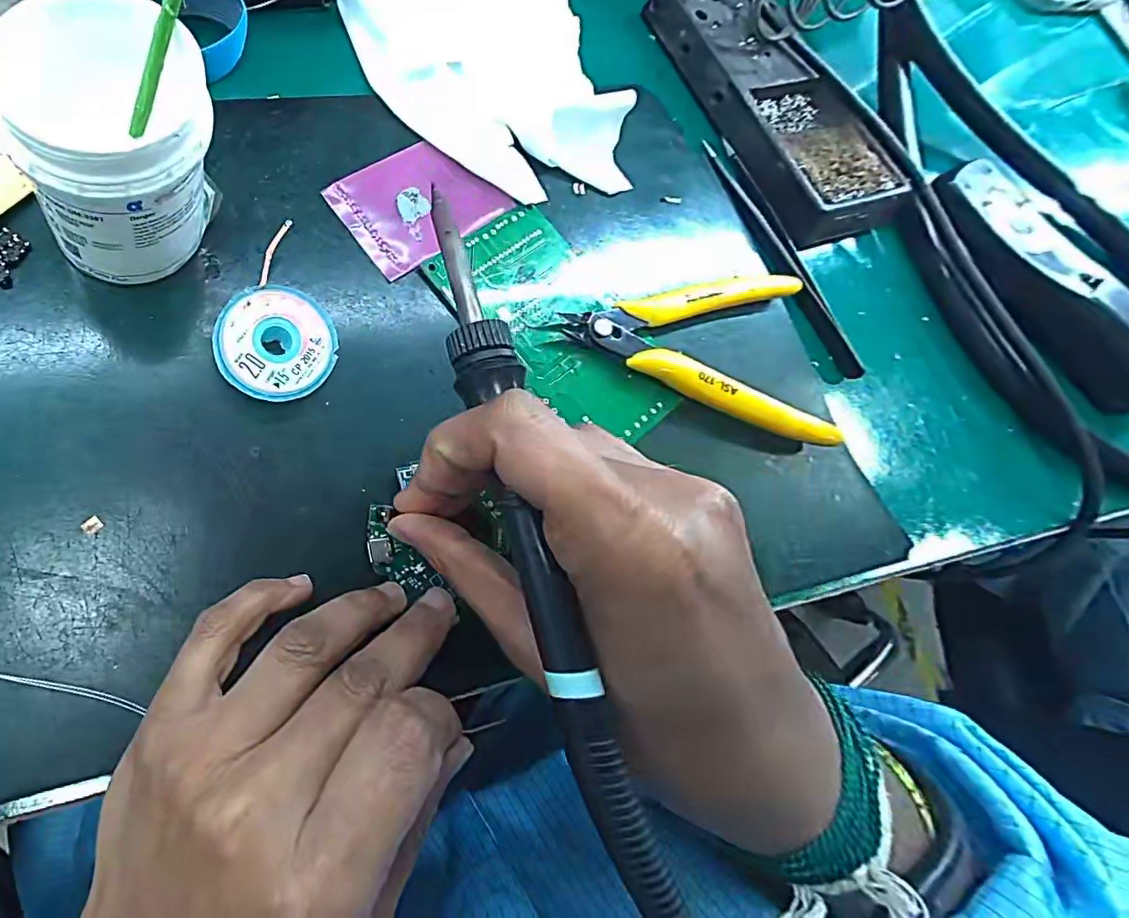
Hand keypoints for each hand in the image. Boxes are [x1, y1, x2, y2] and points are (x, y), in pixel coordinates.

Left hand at [85, 578, 470, 917]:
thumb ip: (403, 826)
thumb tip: (446, 731)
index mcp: (314, 877)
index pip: (398, 745)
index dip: (433, 709)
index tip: (442, 703)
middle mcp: (253, 802)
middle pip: (351, 689)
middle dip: (406, 639)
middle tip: (432, 609)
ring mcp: (197, 752)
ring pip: (292, 651)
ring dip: (348, 610)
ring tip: (384, 595)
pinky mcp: (158, 725)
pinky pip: (211, 636)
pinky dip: (255, 598)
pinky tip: (296, 586)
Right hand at [389, 390, 839, 855]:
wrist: (772, 752)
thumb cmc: (650, 726)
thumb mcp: (537, 654)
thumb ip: (468, 569)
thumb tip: (407, 523)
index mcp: (629, 537)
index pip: (517, 428)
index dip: (451, 446)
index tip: (421, 501)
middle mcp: (666, 491)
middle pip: (532, 425)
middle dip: (467, 460)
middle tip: (436, 514)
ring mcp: (688, 485)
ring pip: (559, 437)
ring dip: (504, 468)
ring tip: (482, 521)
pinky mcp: (695, 490)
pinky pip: (593, 459)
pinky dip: (544, 478)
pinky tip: (536, 526)